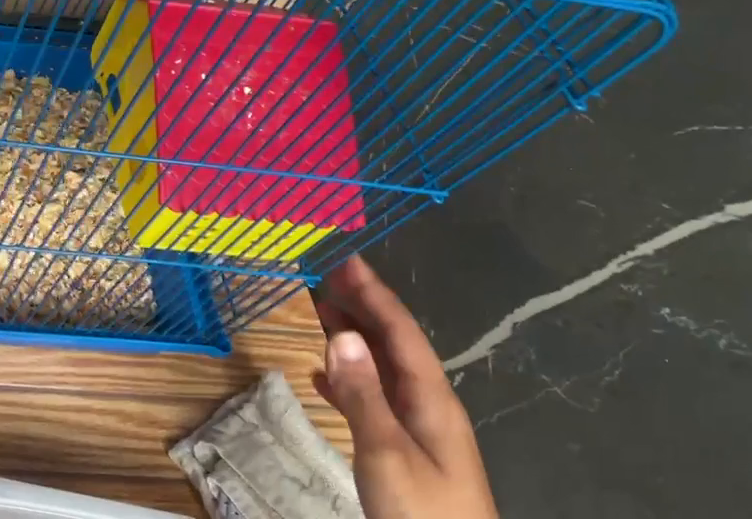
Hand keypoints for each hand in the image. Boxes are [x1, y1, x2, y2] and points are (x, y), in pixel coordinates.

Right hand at [313, 257, 497, 518]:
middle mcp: (428, 406)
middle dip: (362, 307)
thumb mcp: (387, 454)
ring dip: (352, 338)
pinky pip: (373, 398)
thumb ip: (363, 393)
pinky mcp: (405, 452)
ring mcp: (419, 430)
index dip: (374, 294)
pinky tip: (321, 378)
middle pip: (394, 344)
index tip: (346, 258)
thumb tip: (341, 332)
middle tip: (325, 274)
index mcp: (432, 400)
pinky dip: (347, 379)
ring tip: (319, 311)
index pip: (401, 332)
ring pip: (382, 369)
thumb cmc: (423, 513)